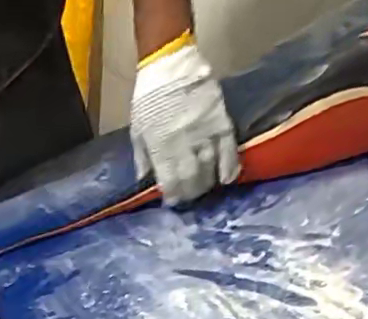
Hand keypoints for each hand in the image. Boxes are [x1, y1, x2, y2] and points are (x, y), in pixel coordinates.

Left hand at [129, 35, 240, 206]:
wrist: (169, 67)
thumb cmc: (148, 102)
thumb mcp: (137, 133)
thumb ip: (142, 158)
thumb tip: (144, 181)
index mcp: (160, 149)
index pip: (170, 182)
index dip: (173, 196)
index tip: (173, 202)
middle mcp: (183, 144)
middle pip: (192, 177)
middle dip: (191, 192)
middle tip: (190, 199)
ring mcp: (204, 132)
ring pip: (210, 166)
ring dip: (208, 182)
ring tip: (206, 191)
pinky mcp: (220, 119)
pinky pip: (228, 146)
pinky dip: (229, 165)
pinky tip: (228, 179)